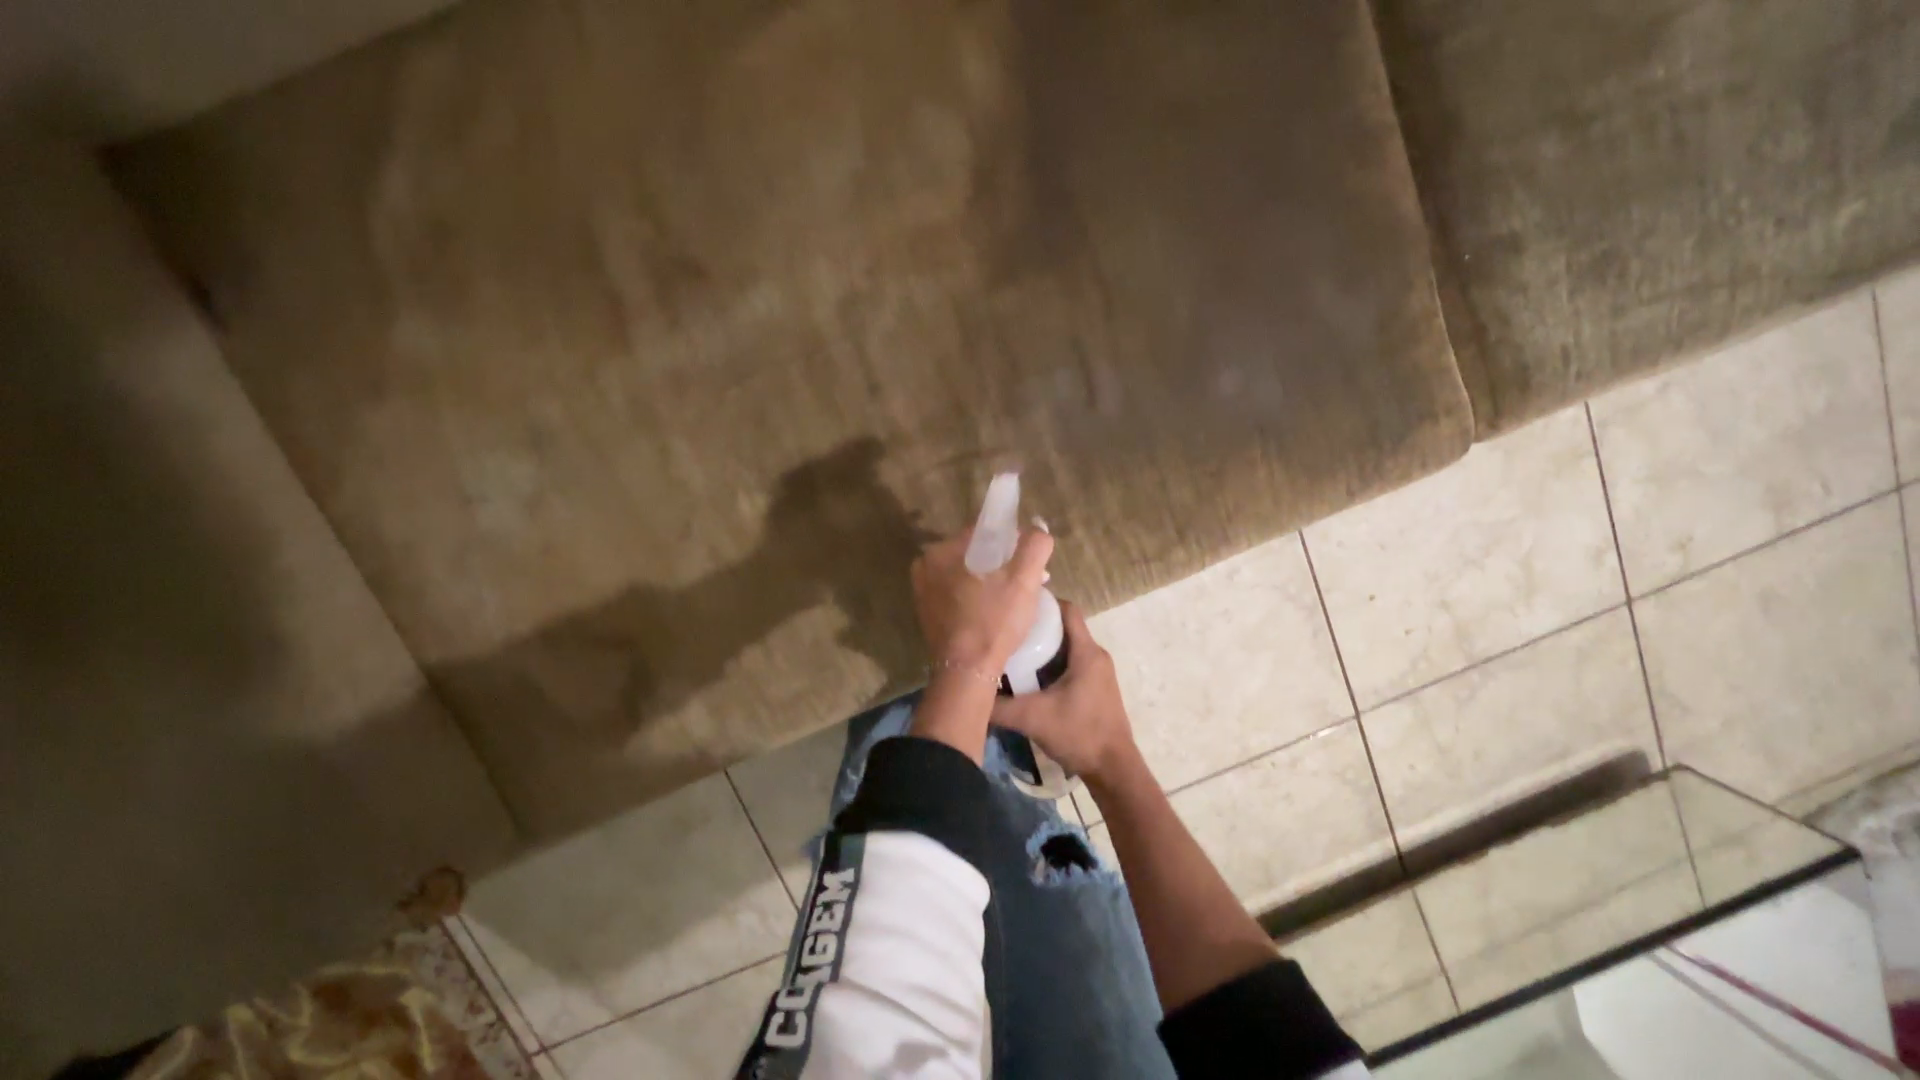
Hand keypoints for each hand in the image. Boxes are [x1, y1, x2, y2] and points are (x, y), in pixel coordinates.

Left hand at [911, 526, 1053, 676]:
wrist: (967, 672)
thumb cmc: (994, 621)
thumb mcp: (1023, 580)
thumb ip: (1035, 546)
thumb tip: (1038, 528)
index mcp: (941, 551)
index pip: (983, 533)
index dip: (1012, 542)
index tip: (1031, 562)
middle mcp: (925, 567)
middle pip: (975, 555)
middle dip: (1004, 564)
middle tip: (1029, 583)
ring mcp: (923, 593)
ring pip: (967, 576)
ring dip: (992, 582)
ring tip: (1017, 600)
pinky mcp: (928, 615)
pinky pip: (958, 596)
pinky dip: (977, 598)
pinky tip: (996, 613)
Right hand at [990, 601, 1139, 784]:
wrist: (1113, 769)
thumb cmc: (1078, 734)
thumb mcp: (1032, 718)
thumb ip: (998, 707)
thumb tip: (969, 694)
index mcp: (1086, 652)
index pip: (1067, 610)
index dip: (1042, 604)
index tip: (1015, 609)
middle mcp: (1096, 656)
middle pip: (1064, 628)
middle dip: (1036, 628)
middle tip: (1007, 635)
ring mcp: (1099, 673)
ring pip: (1068, 648)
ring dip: (1043, 649)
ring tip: (1013, 655)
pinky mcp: (1097, 689)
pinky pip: (1072, 665)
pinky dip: (1052, 666)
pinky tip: (1030, 680)